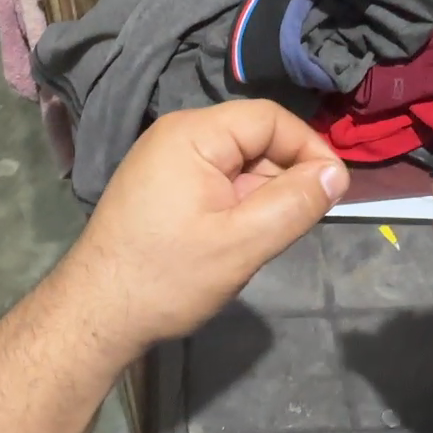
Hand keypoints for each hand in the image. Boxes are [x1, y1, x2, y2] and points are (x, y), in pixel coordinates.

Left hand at [53, 100, 348, 360]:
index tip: (334, 190)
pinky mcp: (162, 184)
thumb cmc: (167, 276)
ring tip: (262, 238)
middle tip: (297, 224)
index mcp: (193, 134)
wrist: (95, 314)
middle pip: (253, 137)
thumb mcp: (241, 244)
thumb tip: (338, 173)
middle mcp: (178, 134)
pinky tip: (237, 237)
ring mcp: (166, 159)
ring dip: (262, 193)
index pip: (269, 118)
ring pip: (238, 161)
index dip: (309, 148)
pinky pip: (216, 178)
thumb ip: (294, 204)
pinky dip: (238, 202)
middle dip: (285, 175)